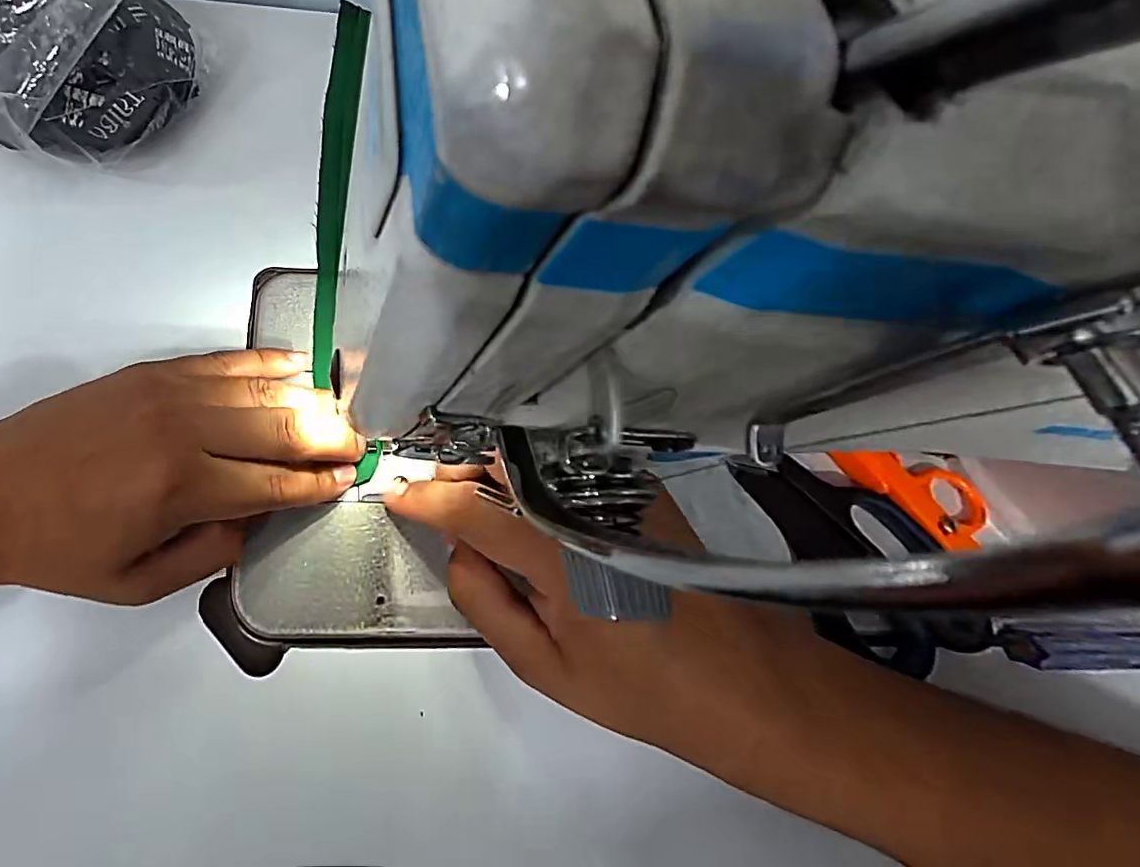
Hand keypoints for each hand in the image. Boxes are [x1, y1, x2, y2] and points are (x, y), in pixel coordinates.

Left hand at [0, 349, 364, 605]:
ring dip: (309, 397)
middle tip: (362, 441)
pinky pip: (225, 360)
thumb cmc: (59, 547)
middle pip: (280, 426)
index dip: (319, 482)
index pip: (274, 481)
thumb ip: (210, 553)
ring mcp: (169, 389)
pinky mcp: (153, 369)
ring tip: (343, 406)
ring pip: (261, 387)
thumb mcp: (135, 583)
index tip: (352, 479)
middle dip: (330, 436)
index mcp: (180, 487)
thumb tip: (261, 518)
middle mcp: (183, 428)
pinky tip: (296, 364)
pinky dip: (266, 362)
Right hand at [385, 468, 839, 765]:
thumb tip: (457, 550)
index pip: (471, 507)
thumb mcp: (545, 667)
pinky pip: (561, 462)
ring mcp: (617, 488)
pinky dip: (527, 472)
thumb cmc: (645, 684)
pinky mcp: (637, 483)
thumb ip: (484, 602)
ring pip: (528, 453)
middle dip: (455, 474)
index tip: (397, 499)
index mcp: (560, 555)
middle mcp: (588, 505)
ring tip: (477, 506)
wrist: (742, 676)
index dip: (424, 499)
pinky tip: (525, 503)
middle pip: (498, 461)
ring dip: (489, 470)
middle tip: (439, 504)